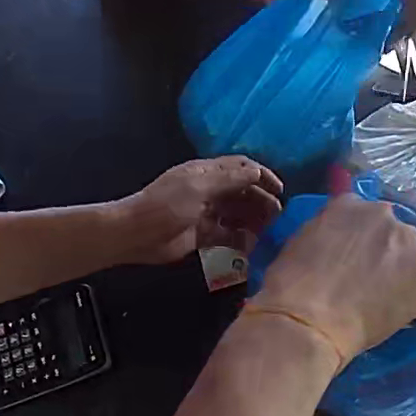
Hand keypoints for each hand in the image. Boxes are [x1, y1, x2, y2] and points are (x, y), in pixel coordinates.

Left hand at [116, 157, 283, 264]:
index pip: (241, 168)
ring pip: (237, 215)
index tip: (279, 190)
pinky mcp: (202, 236)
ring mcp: (206, 214)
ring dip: (254, 222)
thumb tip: (257, 171)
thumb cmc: (166, 205)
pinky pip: (227, 236)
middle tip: (277, 217)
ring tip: (268, 232)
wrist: (136, 233)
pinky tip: (251, 246)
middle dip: (261, 202)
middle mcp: (209, 191)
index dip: (262, 176)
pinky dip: (240, 240)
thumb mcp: (199, 186)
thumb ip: (230, 179)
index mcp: (207, 172)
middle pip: (242, 193)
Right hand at [251, 194, 415, 358]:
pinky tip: (401, 319)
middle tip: (368, 288)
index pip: (367, 220)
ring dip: (405, 279)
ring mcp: (409, 243)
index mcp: (347, 205)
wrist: (306, 321)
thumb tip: (337, 249)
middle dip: (387, 259)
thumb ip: (325, 238)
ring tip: (383, 306)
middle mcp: (383, 214)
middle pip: (396, 236)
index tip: (354, 266)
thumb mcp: (300, 247)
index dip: (363, 246)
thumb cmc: (288, 290)